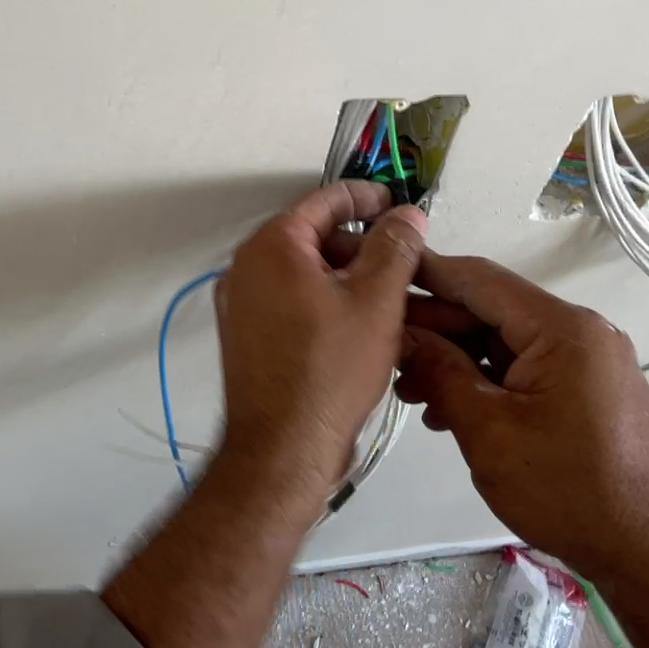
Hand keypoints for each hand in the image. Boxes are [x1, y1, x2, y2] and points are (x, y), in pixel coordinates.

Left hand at [212, 181, 426, 491]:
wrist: (282, 449)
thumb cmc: (329, 370)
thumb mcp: (376, 300)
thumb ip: (395, 247)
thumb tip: (407, 214)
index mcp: (272, 245)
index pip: (325, 201)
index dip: (367, 198)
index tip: (398, 205)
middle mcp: (246, 267)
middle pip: (315, 238)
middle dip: (363, 247)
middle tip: (405, 263)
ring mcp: (241, 303)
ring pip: (305, 274)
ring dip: (349, 279)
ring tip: (393, 300)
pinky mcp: (246, 336)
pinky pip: (291, 302)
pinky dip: (326, 303)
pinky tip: (361, 327)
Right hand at [393, 253, 648, 579]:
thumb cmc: (568, 492)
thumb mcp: (489, 432)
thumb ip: (440, 372)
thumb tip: (402, 335)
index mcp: (564, 328)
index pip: (480, 280)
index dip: (427, 273)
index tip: (382, 272)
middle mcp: (581, 332)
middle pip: (491, 311)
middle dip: (435, 330)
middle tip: (385, 351)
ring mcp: (588, 361)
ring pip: (504, 342)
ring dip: (455, 360)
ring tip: (410, 391)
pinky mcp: (588, 390)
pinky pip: (524, 368)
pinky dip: (484, 381)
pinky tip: (447, 409)